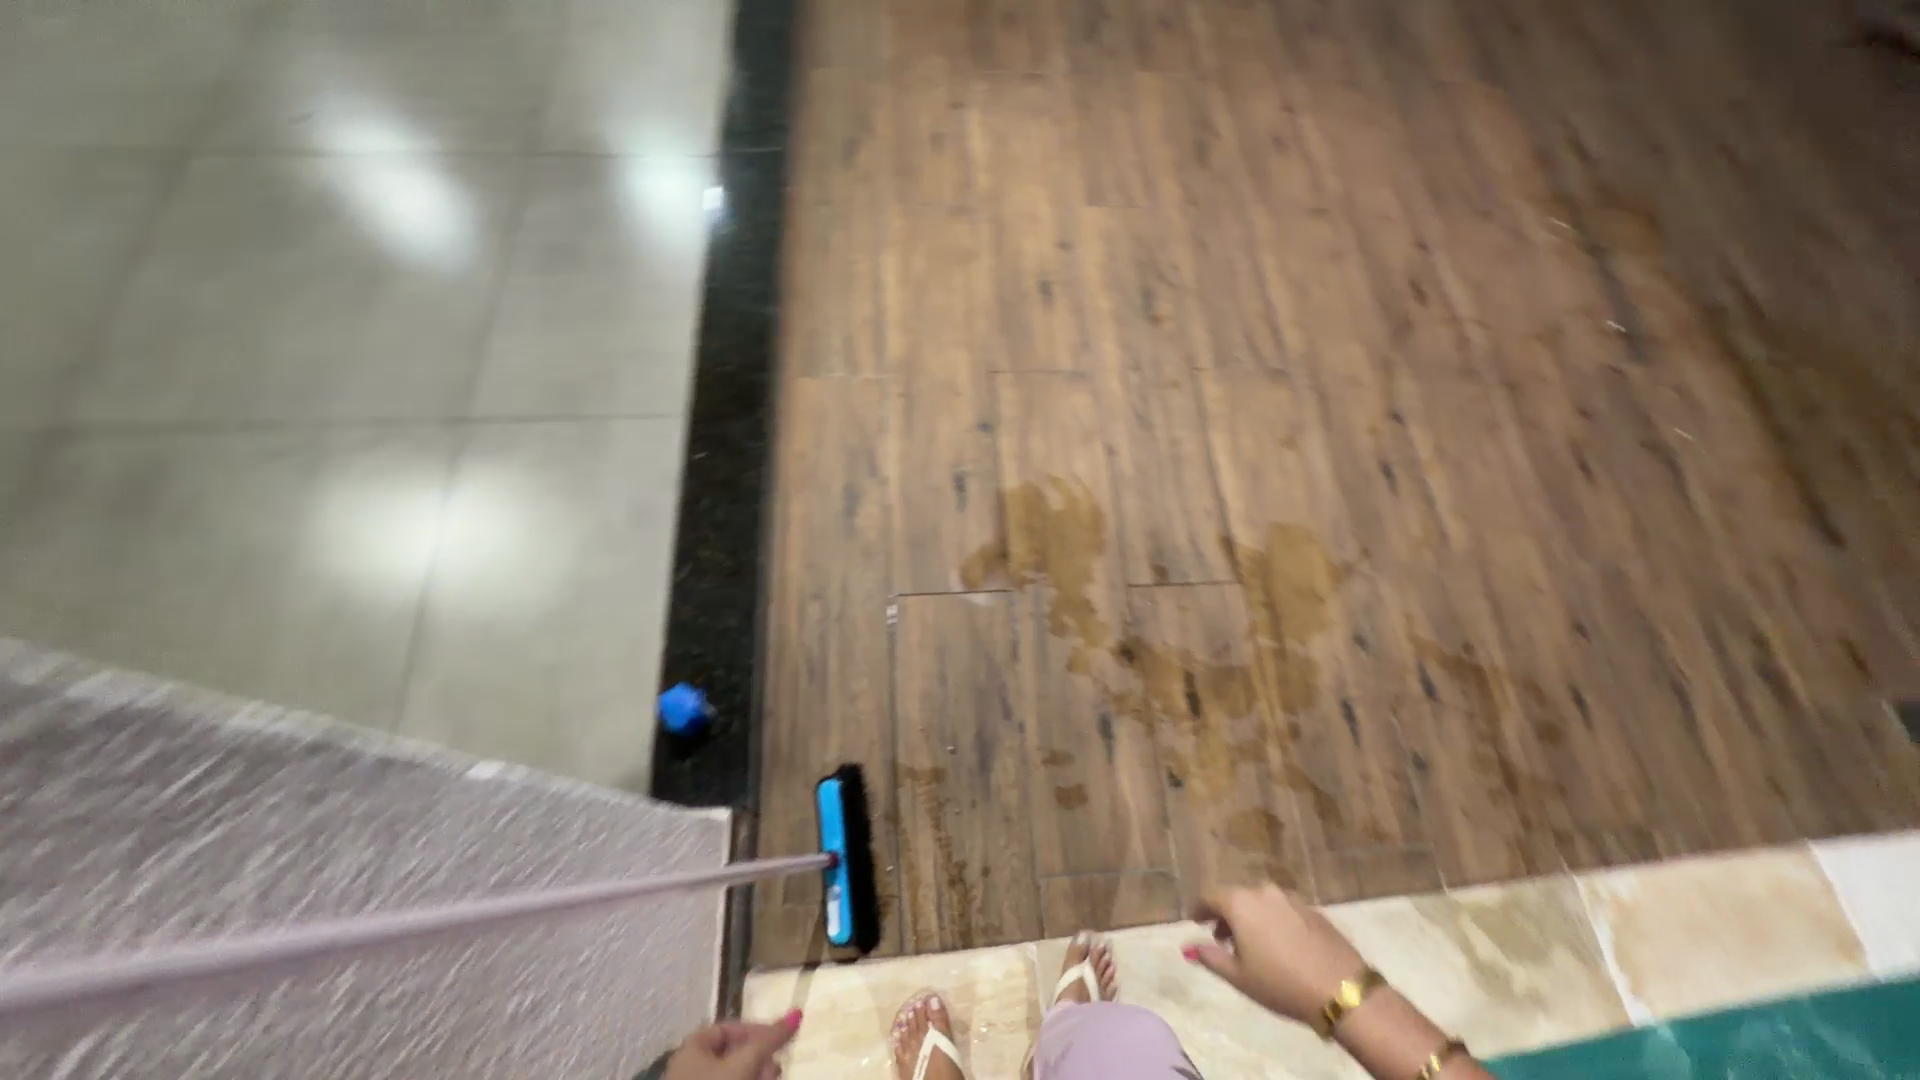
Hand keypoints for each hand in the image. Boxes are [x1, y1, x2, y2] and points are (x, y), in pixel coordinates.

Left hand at [661, 1012, 800, 1079]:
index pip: (730, 1028)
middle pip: (736, 1053)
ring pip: (737, 1074)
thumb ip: (770, 1038)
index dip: (756, 1030)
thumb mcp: (745, 1063)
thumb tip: (797, 1013)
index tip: (779, 1040)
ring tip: (771, 1079)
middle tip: (775, 1070)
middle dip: (760, 1060)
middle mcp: (693, 1067)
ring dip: (759, 1075)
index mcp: (693, 1048)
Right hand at [1182, 884, 1369, 1026]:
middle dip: (1226, 914)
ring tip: (1253, 944)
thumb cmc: (1281, 984)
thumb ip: (1210, 957)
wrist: (1343, 991)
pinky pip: (1283, 909)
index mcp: (1240, 903)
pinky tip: (1280, 945)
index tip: (1196, 922)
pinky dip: (1273, 920)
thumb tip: (1188, 946)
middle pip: (1236, 896)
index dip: (1199, 908)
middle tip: (1223, 938)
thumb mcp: (1239, 977)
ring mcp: (1291, 898)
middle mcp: (1264, 892)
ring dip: (1251, 916)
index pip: (1210, 896)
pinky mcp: (1313, 909)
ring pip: (1261, 901)